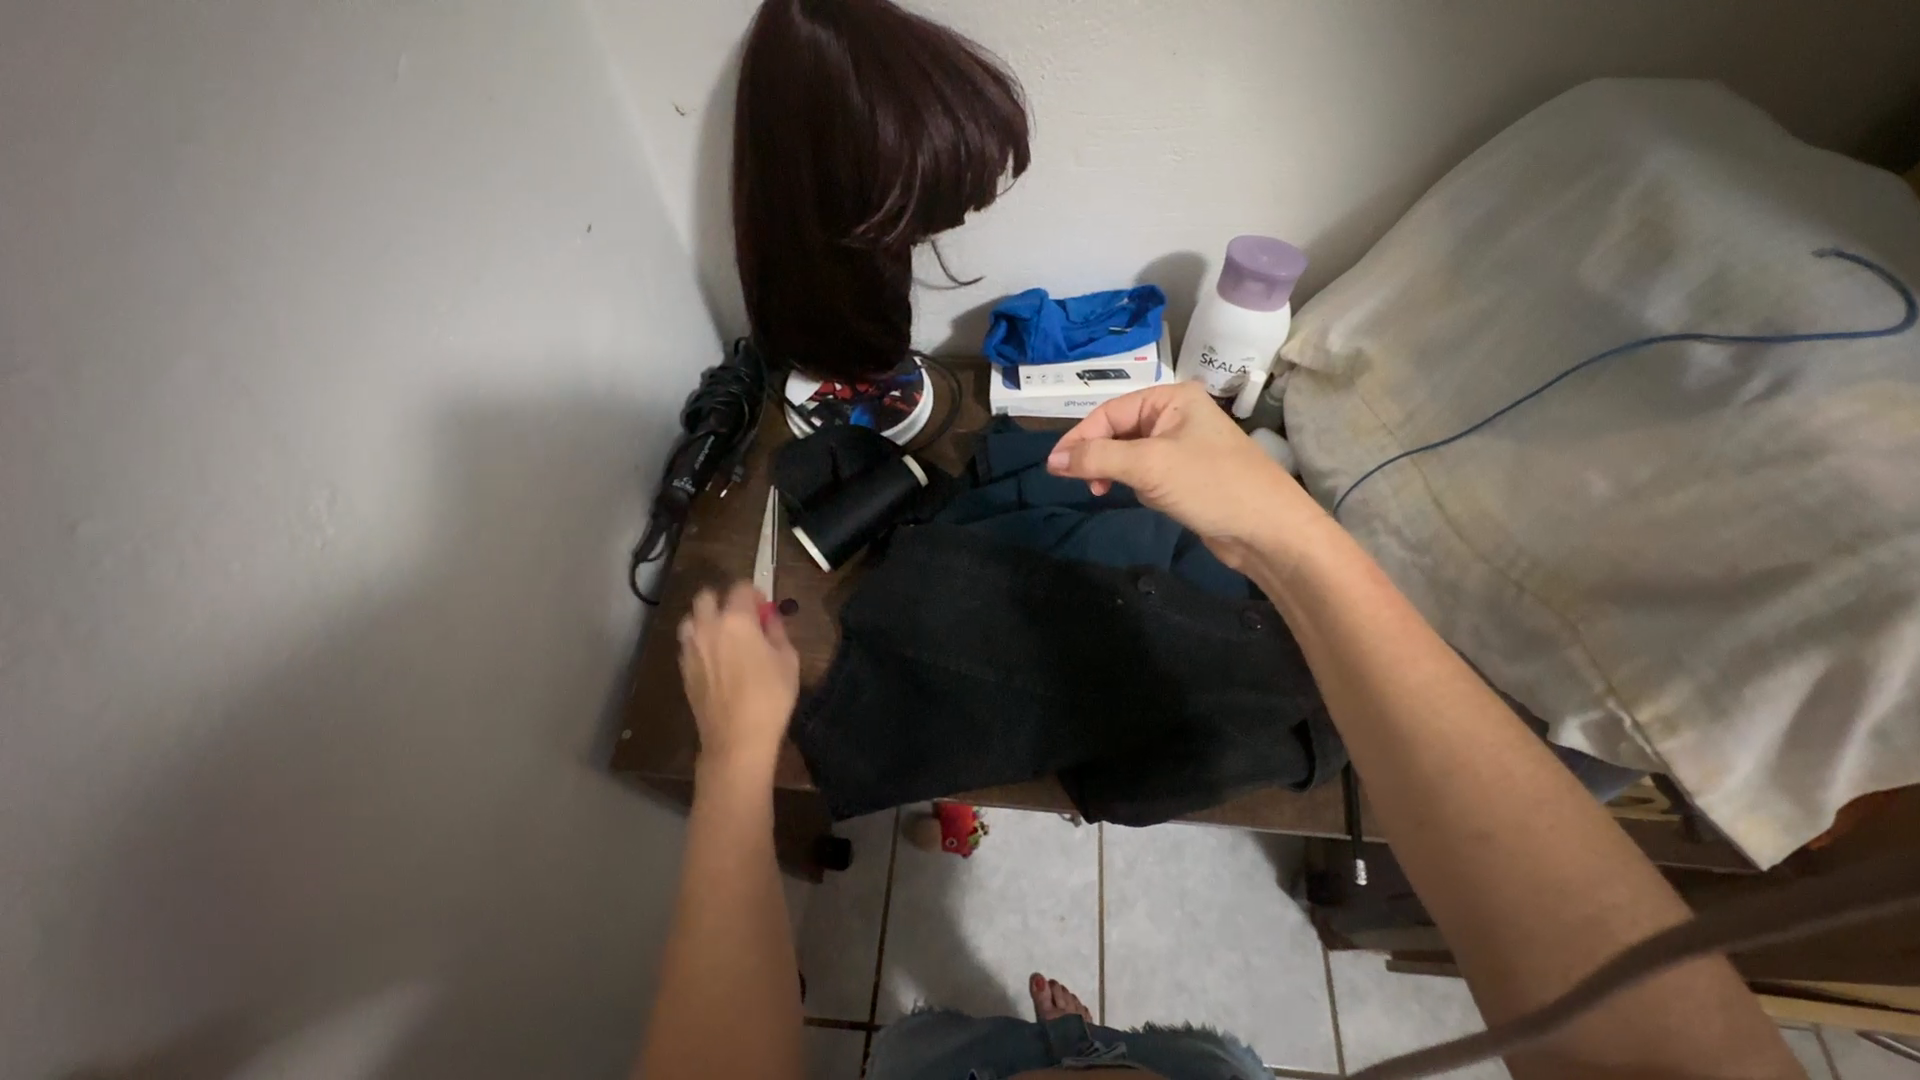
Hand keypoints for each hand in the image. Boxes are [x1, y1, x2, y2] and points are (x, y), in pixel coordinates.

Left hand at [677, 582, 800, 773]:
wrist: (736, 739)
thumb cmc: (770, 697)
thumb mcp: (788, 660)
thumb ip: (777, 631)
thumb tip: (769, 618)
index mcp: (736, 620)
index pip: (740, 588)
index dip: (755, 593)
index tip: (765, 607)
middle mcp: (707, 627)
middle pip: (706, 596)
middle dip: (724, 600)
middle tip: (742, 617)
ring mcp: (691, 648)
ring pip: (691, 619)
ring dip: (706, 619)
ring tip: (724, 636)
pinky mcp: (683, 669)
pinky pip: (688, 643)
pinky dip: (700, 642)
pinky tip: (715, 659)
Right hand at [1046, 381, 1321, 570]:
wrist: (1268, 530)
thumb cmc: (1210, 486)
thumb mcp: (1148, 466)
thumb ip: (1096, 458)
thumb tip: (1051, 460)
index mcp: (1172, 399)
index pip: (1110, 412)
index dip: (1079, 438)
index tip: (1054, 467)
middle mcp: (1177, 416)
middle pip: (1118, 430)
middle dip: (1096, 455)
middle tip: (1080, 482)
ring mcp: (1183, 446)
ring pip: (1129, 453)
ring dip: (1113, 470)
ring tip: (1102, 490)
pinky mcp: (1187, 475)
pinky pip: (1146, 472)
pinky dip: (1133, 483)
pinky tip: (1137, 497)